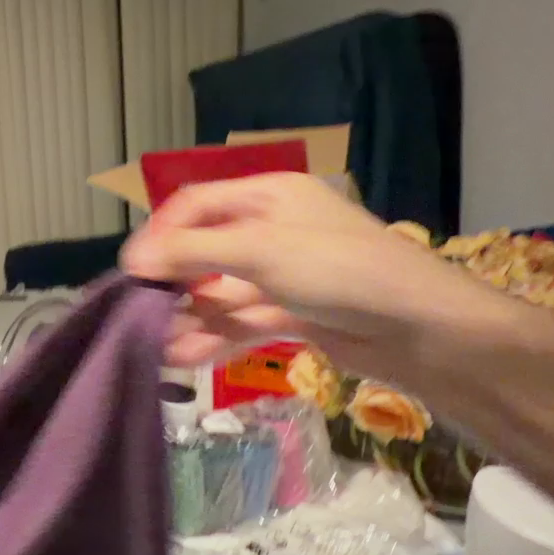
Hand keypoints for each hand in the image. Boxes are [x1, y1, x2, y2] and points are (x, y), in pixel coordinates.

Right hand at [119, 173, 519, 383]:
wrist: (422, 330)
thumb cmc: (339, 270)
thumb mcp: (260, 250)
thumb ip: (192, 252)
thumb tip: (131, 260)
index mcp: (267, 197)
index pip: (195, 205)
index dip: (160, 234)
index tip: (132, 269)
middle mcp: (271, 231)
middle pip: (204, 252)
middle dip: (172, 283)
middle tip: (138, 311)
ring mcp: (282, 276)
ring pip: (220, 294)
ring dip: (189, 318)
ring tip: (154, 345)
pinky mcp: (292, 315)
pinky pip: (241, 323)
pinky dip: (214, 338)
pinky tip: (183, 357)